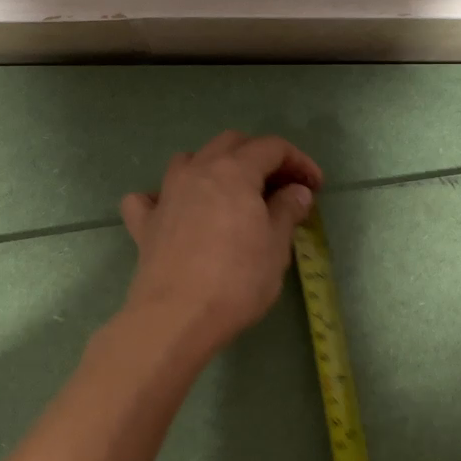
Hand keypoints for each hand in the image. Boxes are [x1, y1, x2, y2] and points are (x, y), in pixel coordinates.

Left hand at [118, 131, 323, 353]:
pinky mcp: (145, 223)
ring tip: (231, 193)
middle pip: (231, 144)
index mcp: (234, 171)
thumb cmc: (237, 280)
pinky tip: (176, 212)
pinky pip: (150, 197)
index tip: (315, 186)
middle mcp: (198, 171)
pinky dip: (165, 198)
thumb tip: (297, 191)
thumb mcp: (276, 246)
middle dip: (259, 156)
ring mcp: (167, 194)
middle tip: (280, 186)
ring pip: (190, 160)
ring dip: (214, 167)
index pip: (272, 147)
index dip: (299, 161)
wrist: (176, 317)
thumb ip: (287, 210)